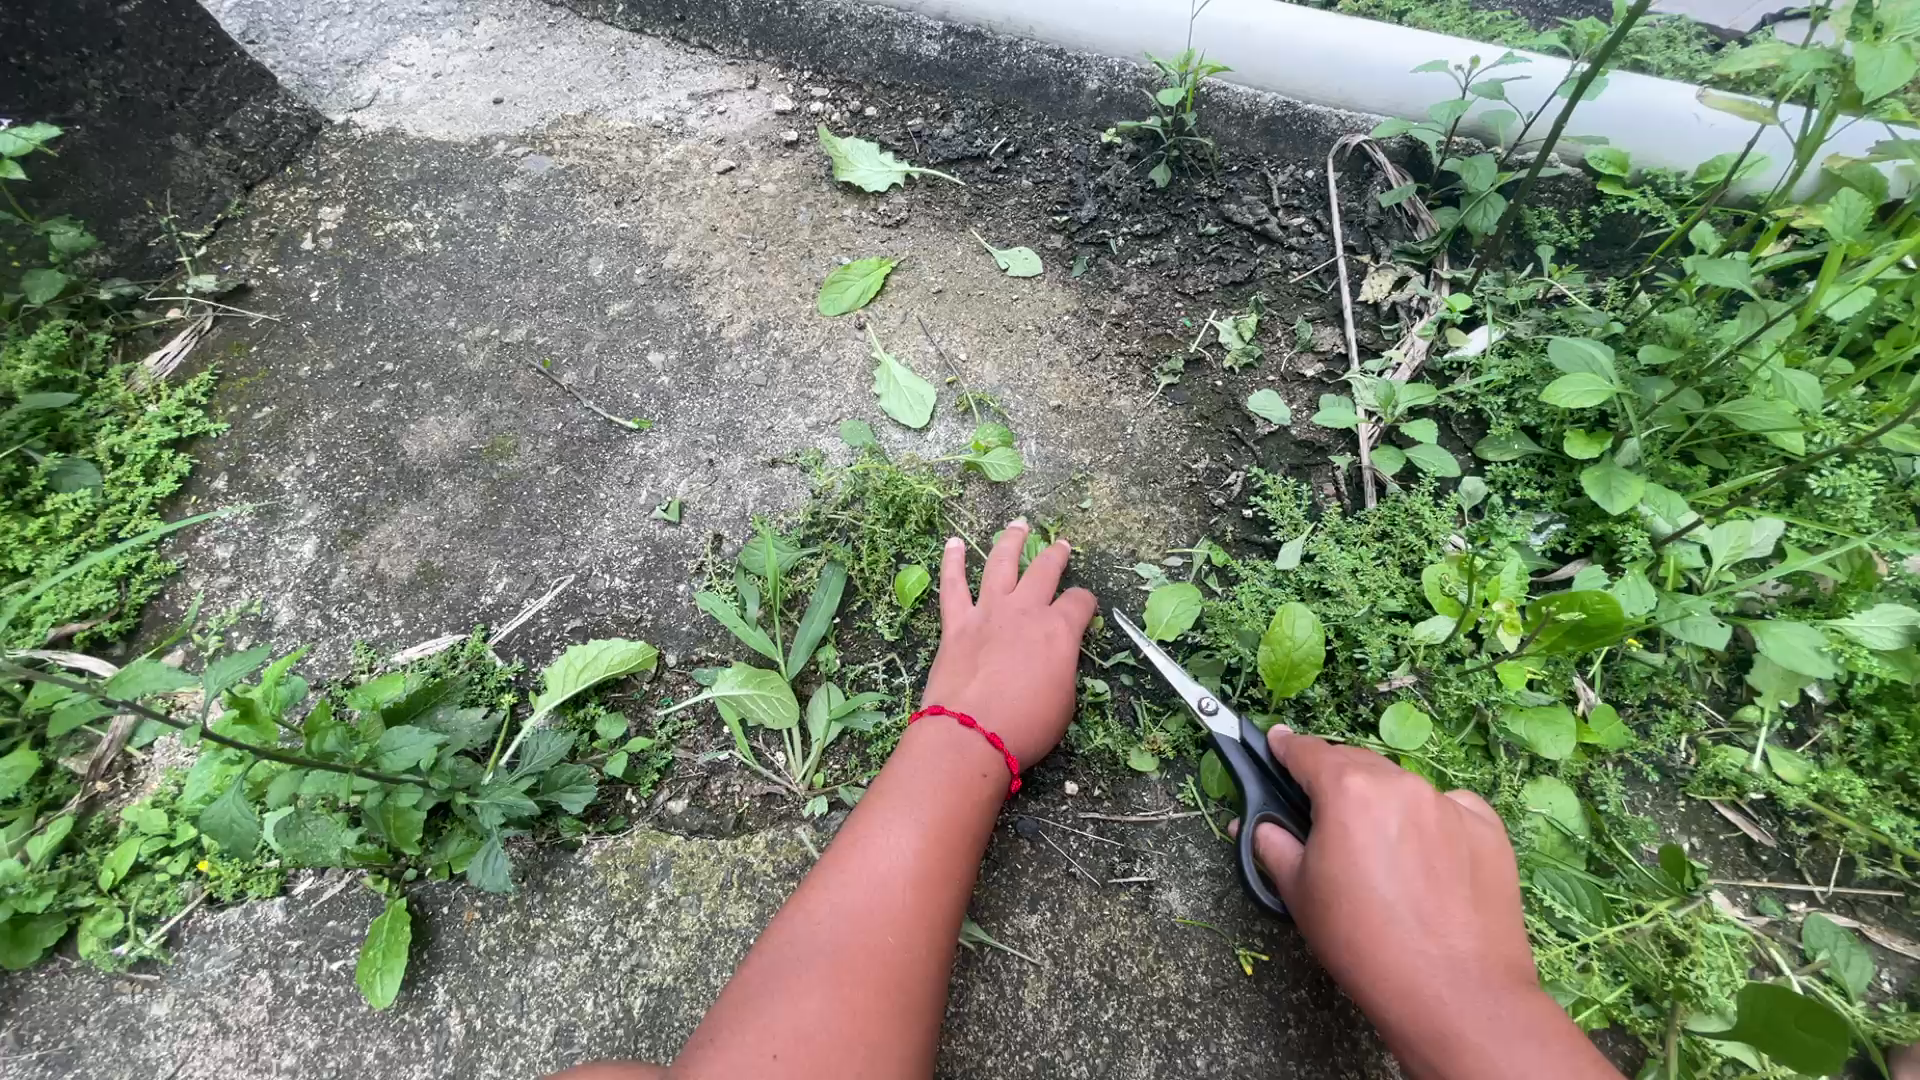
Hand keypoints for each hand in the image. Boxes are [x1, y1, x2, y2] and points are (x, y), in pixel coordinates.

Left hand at [918, 521, 1096, 765]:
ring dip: (1011, 541)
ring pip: (1001, 563)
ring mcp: (988, 612)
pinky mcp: (956, 623)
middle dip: (1056, 555)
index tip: (1084, 607)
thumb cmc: (1026, 726)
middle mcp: (1025, 611)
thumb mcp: (1065, 701)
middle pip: (1044, 570)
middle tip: (1061, 544)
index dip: (1085, 603)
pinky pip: (953, 584)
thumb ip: (1063, 668)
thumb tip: (1057, 657)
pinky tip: (953, 544)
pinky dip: (952, 562)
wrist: (970, 734)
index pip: (1079, 602)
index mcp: (1059, 630)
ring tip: (1017, 525)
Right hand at [1246, 728, 1619, 1079]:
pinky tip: (1426, 855)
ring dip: (1380, 798)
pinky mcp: (1487, 830)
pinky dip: (1429, 818)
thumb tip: (1263, 825)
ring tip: (1376, 842)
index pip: (1306, 750)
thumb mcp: (1298, 891)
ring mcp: (1448, 804)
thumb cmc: (1363, 942)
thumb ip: (1273, 843)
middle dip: (1333, 776)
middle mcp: (1398, 784)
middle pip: (1354, 762)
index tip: (1276, 742)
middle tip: (1322, 810)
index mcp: (1346, 790)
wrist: (1458, 997)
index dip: (1285, 746)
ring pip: (1399, 784)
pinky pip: (1447, 807)